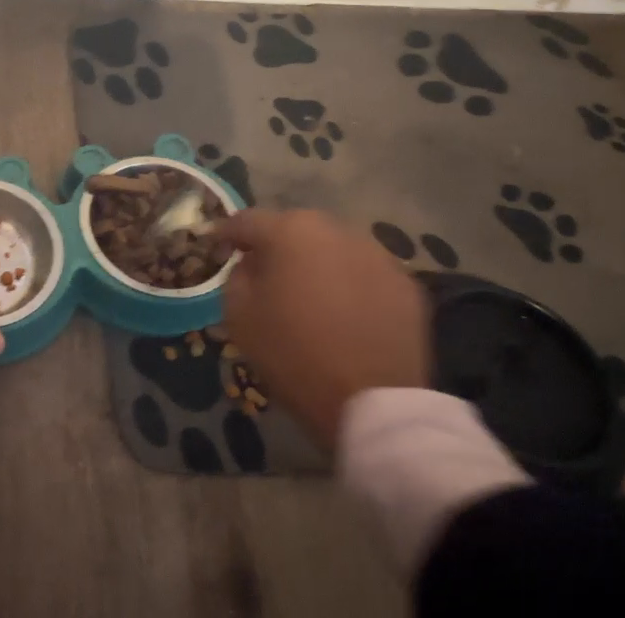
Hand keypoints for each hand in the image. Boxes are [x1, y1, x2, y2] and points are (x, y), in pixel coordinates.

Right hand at [217, 209, 429, 451]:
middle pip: (295, 229)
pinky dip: (350, 285)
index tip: (218, 251)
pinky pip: (365, 274)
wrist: (372, 403)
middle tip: (265, 275)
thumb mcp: (238, 315)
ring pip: (333, 249)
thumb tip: (251, 264)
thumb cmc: (293, 354)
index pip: (246, 221)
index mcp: (290, 232)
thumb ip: (237, 276)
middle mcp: (336, 230)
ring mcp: (377, 255)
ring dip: (317, 264)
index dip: (227, 235)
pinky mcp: (406, 284)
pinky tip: (345, 314)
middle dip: (277, 247)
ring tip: (309, 295)